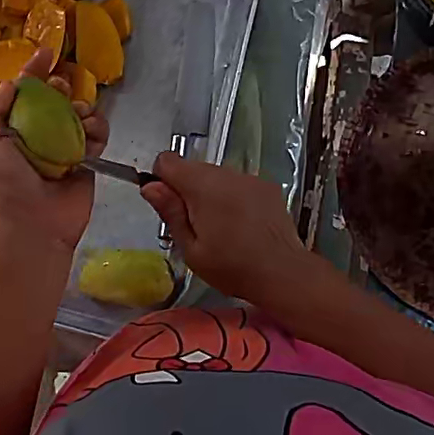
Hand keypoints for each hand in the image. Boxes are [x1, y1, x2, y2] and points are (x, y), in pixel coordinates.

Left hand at [0, 47, 106, 259]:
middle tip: (61, 90)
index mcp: (7, 133)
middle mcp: (35, 139)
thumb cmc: (3, 185)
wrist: (32, 227)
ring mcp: (62, 151)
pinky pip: (97, 136)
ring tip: (79, 117)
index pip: (21, 95)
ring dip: (81, 108)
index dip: (32, 73)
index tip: (47, 53)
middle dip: (59, 88)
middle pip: (53, 101)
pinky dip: (97, 129)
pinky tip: (91, 134)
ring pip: (78, 114)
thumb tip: (9, 86)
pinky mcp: (86, 163)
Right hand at [141, 153, 319, 304]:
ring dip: (209, 194)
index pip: (167, 161)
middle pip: (192, 168)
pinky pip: (237, 184)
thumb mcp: (190, 248)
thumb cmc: (231, 266)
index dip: (161, 181)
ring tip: (218, 227)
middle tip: (194, 226)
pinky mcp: (266, 186)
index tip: (168, 206)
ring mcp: (249, 178)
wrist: (283, 273)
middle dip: (186, 190)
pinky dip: (231, 197)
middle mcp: (226, 173)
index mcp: (202, 186)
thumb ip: (170, 212)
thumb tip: (150, 186)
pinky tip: (239, 224)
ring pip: (215, 176)